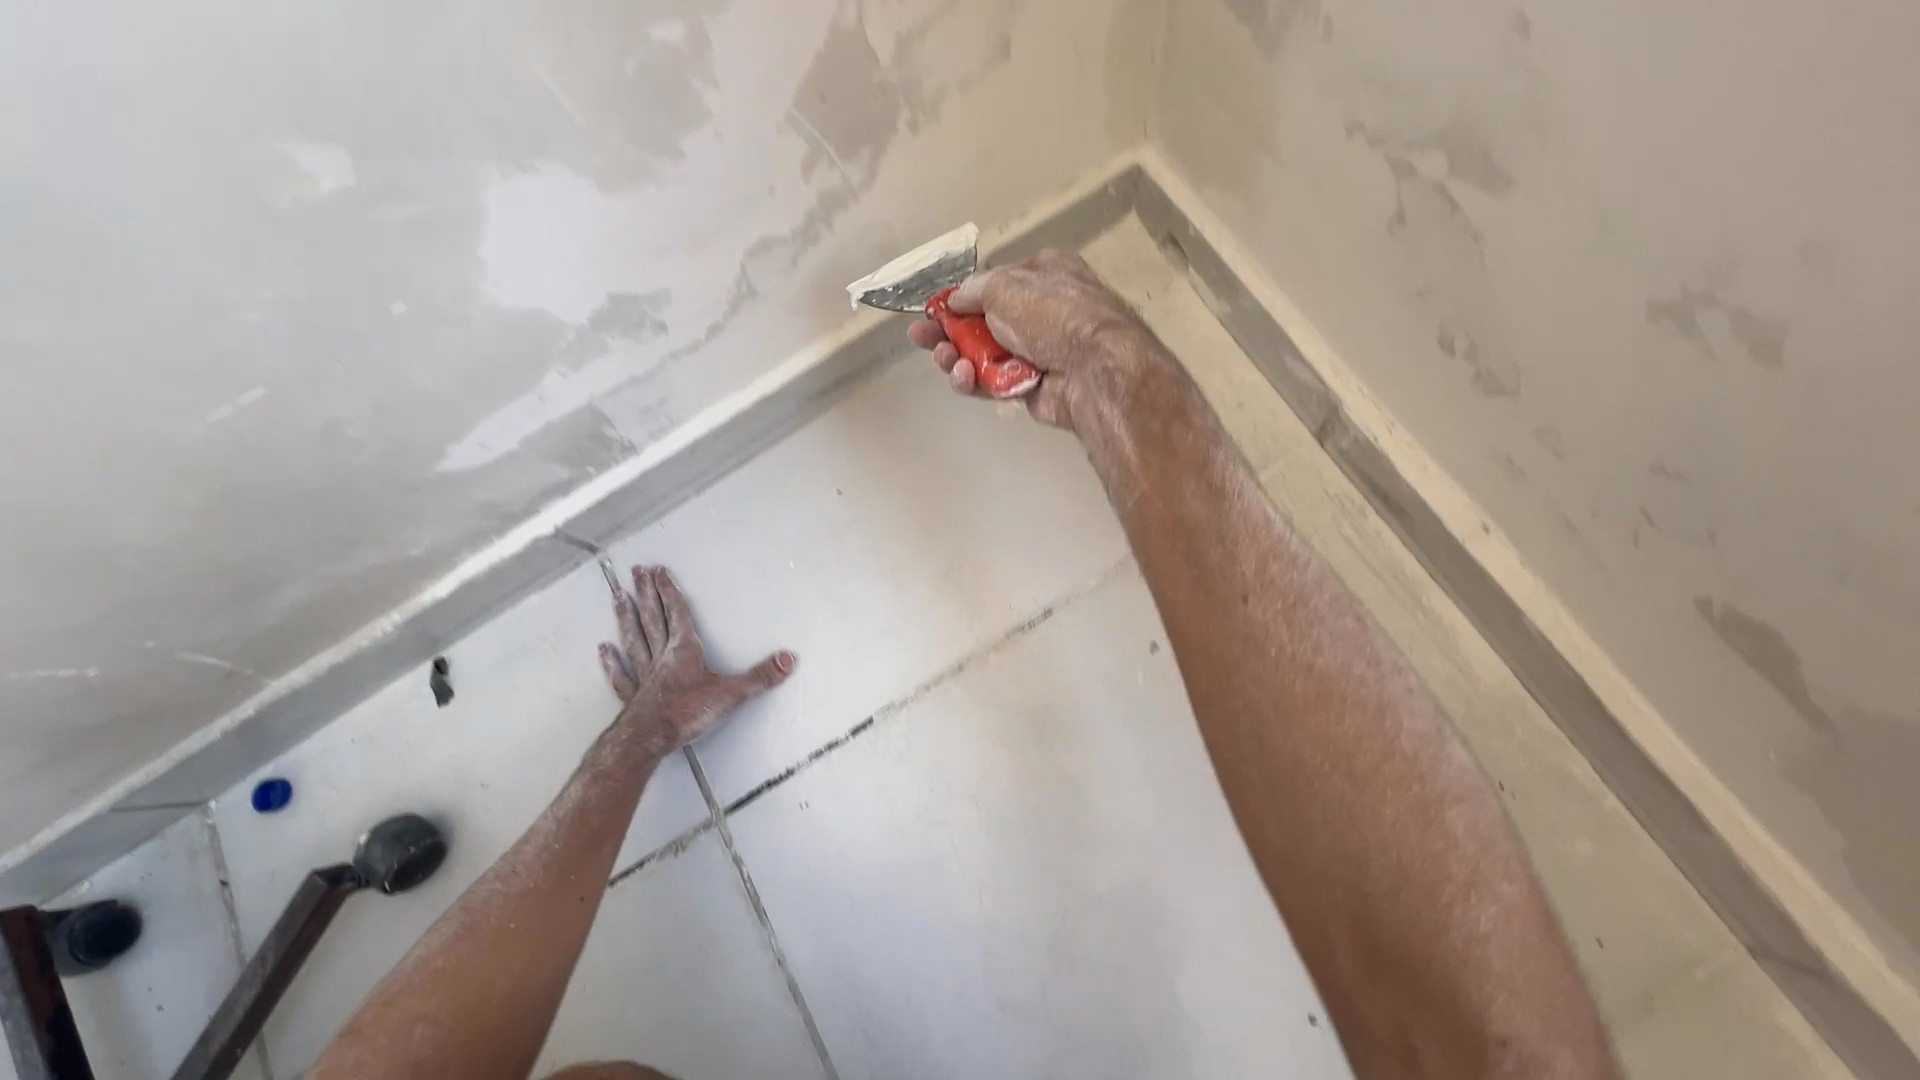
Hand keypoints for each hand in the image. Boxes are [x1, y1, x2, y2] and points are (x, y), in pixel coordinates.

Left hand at [596, 565, 795, 757]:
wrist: (649, 739)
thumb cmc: (685, 713)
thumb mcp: (731, 694)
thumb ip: (760, 677)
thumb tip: (787, 661)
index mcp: (684, 651)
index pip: (678, 613)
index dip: (669, 591)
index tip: (659, 571)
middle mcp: (661, 657)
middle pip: (652, 619)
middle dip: (645, 594)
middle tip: (636, 572)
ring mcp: (644, 675)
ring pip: (634, 639)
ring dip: (626, 617)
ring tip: (618, 597)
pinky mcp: (633, 695)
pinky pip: (621, 674)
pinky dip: (611, 662)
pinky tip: (604, 650)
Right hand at [906, 249, 1163, 432]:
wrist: (1094, 369)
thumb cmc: (1052, 313)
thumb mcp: (1006, 286)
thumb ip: (974, 291)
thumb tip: (955, 300)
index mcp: (1043, 275)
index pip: (996, 283)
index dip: (964, 296)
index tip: (934, 308)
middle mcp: (1041, 312)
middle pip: (983, 321)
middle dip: (948, 330)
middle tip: (919, 337)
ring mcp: (1036, 352)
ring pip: (983, 355)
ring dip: (955, 356)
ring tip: (941, 358)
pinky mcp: (1030, 387)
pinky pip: (993, 383)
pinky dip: (973, 381)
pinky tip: (961, 376)